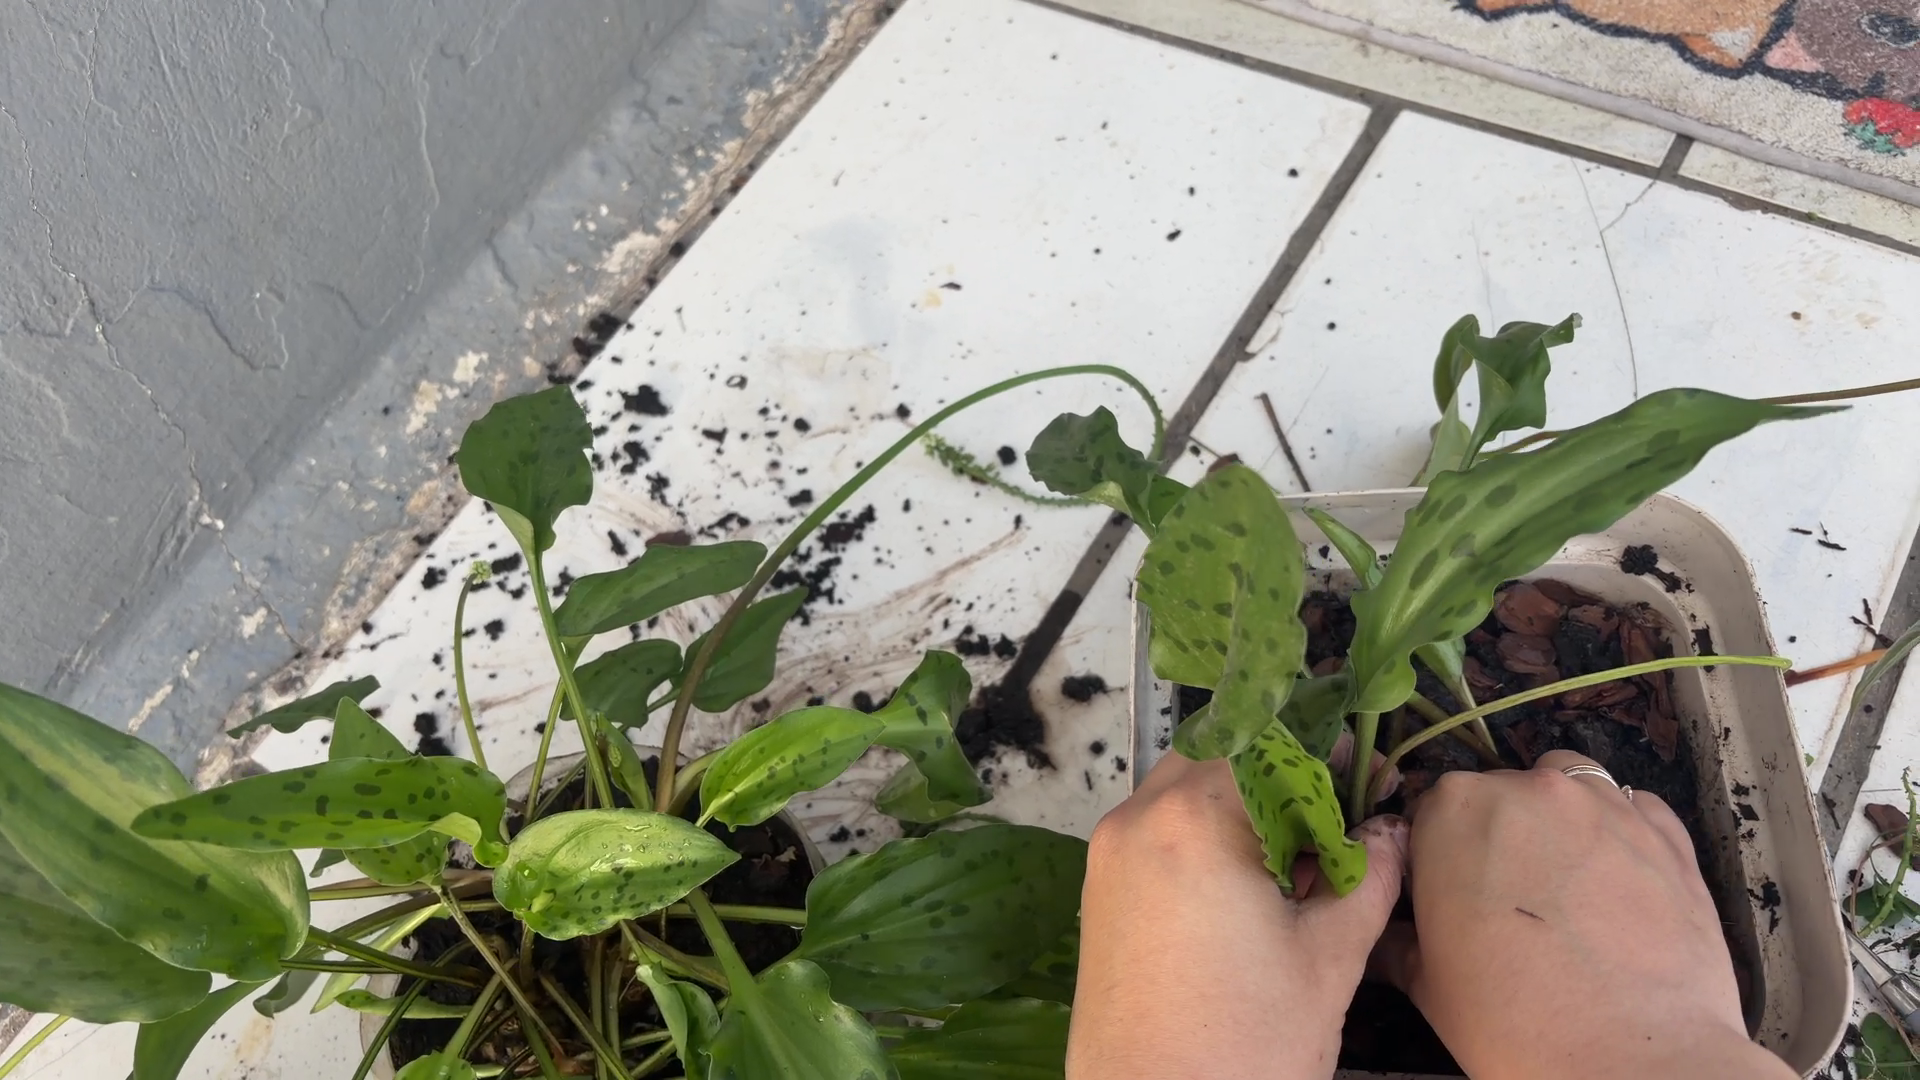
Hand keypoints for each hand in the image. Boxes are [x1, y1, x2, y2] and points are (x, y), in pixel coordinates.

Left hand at [1067, 748, 1408, 1079]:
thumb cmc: (1247, 1045)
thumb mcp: (1326, 962)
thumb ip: (1365, 879)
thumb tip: (1392, 829)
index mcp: (1192, 818)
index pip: (1260, 748)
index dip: (1314, 752)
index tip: (1354, 771)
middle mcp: (1137, 815)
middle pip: (1213, 758)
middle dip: (1272, 774)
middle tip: (1324, 819)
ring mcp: (1108, 846)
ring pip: (1178, 788)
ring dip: (1232, 801)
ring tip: (1284, 857)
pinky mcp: (1097, 879)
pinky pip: (1152, 825)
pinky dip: (1194, 830)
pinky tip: (1235, 881)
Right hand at [1393, 749, 1794, 1079]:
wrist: (1634, 1064)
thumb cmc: (1505, 1013)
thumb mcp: (1421, 975)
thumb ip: (1394, 932)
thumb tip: (1382, 927)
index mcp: (1449, 806)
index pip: (1430, 808)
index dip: (1438, 848)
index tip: (1450, 888)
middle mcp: (1519, 787)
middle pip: (1497, 792)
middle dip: (1498, 831)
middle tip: (1510, 893)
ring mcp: (1599, 805)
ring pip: (1567, 781)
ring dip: (1559, 813)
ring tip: (1568, 871)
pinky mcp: (1668, 837)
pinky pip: (1636, 807)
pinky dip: (1623, 827)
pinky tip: (1622, 872)